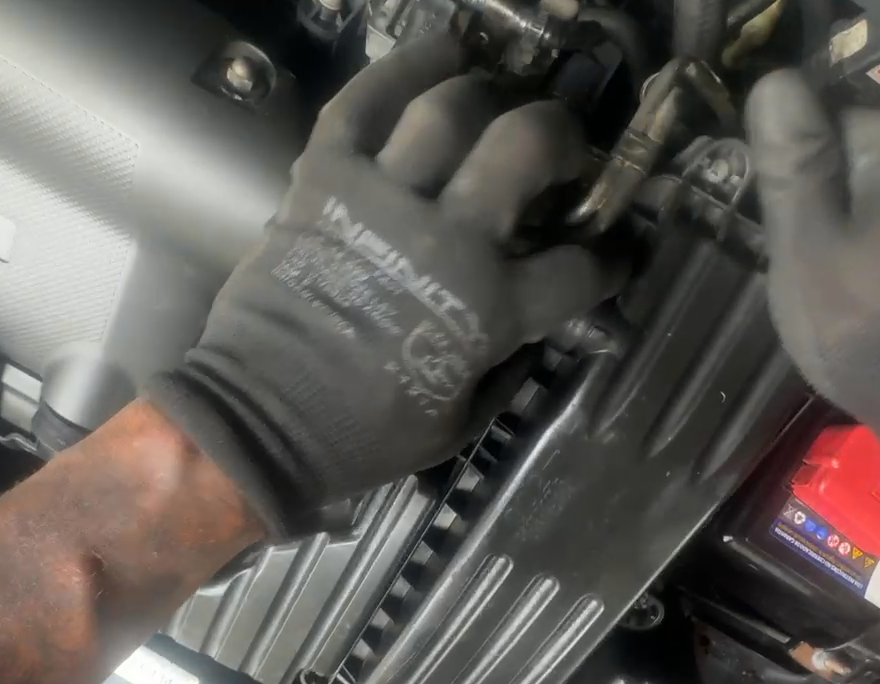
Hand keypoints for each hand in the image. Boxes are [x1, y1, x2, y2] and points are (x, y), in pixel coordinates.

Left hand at [146, 36, 620, 534]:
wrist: (265, 422)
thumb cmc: (365, 436)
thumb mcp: (456, 423)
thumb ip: (501, 371)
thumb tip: (528, 331)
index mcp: (488, 312)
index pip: (576, 269)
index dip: (609, 259)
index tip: (614, 252)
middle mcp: (446, 241)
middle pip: (524, 146)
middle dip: (558, 137)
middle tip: (556, 152)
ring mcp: (381, 202)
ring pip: (450, 108)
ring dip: (485, 95)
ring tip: (494, 100)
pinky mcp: (323, 182)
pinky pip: (363, 102)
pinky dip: (401, 68)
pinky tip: (440, 51)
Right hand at [745, 70, 879, 488]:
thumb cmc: (866, 331)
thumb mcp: (808, 254)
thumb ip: (796, 171)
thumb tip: (774, 81)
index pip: (840, 121)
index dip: (805, 165)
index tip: (787, 220)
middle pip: (875, 152)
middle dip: (840, 191)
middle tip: (813, 259)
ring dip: (870, 217)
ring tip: (848, 276)